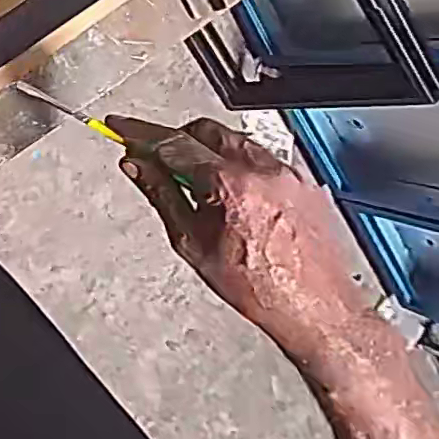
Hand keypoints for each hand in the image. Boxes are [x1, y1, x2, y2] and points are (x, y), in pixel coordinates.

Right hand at [108, 116, 375, 359]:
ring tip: (193, 182)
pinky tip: (227, 190)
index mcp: (231, 184)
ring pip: (231, 138)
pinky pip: (258, 155)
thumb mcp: (192, 243)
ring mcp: (287, 171)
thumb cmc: (259, 288)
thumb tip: (137, 165)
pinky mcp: (302, 178)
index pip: (174, 142)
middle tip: (153, 157)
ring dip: (205, 149)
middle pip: (203, 129)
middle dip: (173, 138)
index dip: (140, 133)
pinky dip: (234, 162)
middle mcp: (263, 169)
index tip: (121, 127)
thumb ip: (161, 194)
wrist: (317, 311)